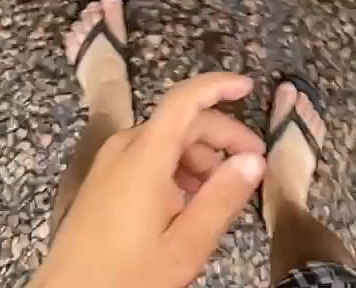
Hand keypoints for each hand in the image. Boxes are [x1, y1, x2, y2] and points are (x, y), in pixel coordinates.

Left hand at [31, 73, 265, 287]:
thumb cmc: (128, 275)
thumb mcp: (185, 245)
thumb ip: (221, 198)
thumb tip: (253, 160)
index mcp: (145, 152)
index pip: (185, 98)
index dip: (218, 85)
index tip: (248, 87)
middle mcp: (125, 145)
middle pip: (180, 121)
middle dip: (220, 136)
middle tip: (253, 163)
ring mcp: (110, 161)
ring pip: (164, 140)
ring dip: (198, 156)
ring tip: (220, 192)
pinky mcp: (102, 180)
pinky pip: (146, 157)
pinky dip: (175, 167)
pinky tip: (188, 201)